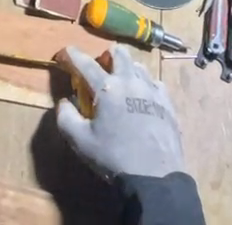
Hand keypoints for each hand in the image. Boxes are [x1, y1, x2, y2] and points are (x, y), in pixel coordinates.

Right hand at [53, 46, 185, 179]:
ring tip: (122, 87)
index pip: (84, 62)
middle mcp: (130, 81)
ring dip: (126, 70)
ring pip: (138, 66)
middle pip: (118, 52)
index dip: (71, 54)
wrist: (155, 179)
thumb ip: (65, 117)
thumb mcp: (80, 141)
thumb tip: (64, 101)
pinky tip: (142, 100)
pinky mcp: (168, 104)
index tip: (63, 53)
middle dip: (106, 56)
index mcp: (107, 88)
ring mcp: (152, 90)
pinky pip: (155, 83)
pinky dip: (145, 86)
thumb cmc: (114, 158)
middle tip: (100, 71)